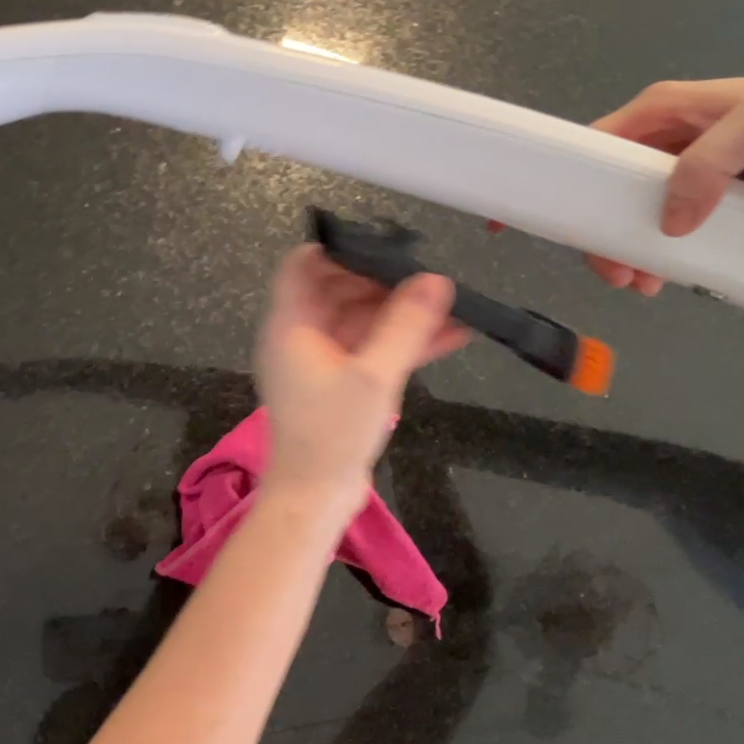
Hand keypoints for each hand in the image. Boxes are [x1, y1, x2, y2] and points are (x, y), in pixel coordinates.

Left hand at [253, 245, 465, 517]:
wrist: (314, 498)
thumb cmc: (333, 434)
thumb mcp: (374, 375)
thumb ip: (406, 325)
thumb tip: (437, 280)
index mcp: (289, 326)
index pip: (302, 265)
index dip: (340, 249)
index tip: (386, 245)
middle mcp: (298, 338)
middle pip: (336, 289)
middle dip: (383, 281)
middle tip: (430, 276)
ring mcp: (317, 363)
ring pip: (359, 321)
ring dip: (401, 313)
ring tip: (453, 304)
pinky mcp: (336, 386)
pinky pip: (369, 350)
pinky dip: (402, 343)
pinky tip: (452, 336)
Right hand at [583, 74, 743, 293]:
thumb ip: (710, 163)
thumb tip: (670, 224)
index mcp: (666, 110)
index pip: (596, 145)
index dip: (572, 184)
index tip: (562, 227)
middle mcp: (668, 140)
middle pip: (610, 192)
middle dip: (604, 235)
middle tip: (617, 272)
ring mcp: (688, 173)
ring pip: (634, 217)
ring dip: (629, 253)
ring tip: (644, 283)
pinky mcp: (708, 201)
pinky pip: (667, 231)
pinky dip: (659, 256)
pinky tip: (667, 276)